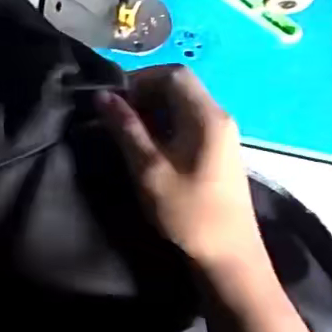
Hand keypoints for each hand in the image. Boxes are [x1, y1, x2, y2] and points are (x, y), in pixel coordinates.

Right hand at [97, 66, 263, 270]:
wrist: (229, 258)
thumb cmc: (188, 213)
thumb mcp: (149, 170)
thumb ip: (126, 129)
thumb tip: (103, 96)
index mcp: (207, 116)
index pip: (174, 73)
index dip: (140, 78)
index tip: (115, 101)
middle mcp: (219, 116)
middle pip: (179, 84)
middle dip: (144, 92)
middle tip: (116, 116)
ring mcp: (222, 133)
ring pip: (182, 102)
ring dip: (152, 109)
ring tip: (127, 131)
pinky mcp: (218, 150)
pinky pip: (188, 120)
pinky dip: (164, 123)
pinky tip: (148, 146)